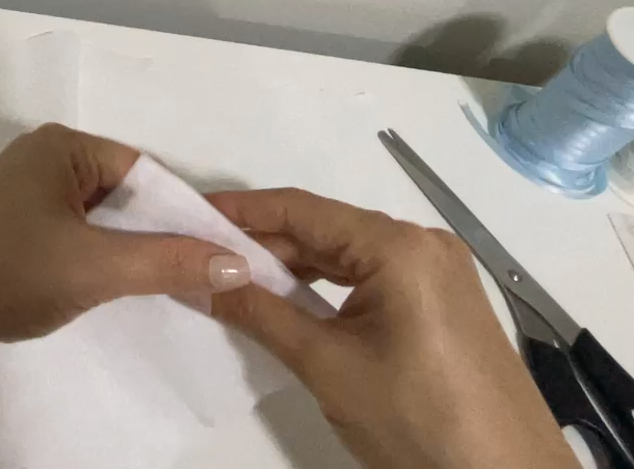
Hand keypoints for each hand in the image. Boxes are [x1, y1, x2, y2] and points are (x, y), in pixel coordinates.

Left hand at [0, 124, 255, 345]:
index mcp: (62, 145)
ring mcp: (23, 187)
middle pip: (120, 189)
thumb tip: (237, 262)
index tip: (215, 253)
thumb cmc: (10, 270)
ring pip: (96, 212)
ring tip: (158, 283)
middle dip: (153, 229)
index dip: (179, 210)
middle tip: (195, 274)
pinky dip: (93, 250)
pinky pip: (70, 226)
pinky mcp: (11, 218)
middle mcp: (42, 155)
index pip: (142, 168)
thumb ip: (167, 262)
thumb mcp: (97, 267)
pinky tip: (106, 282)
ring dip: (124, 244)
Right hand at [205, 188, 572, 468]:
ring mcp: (436, 273)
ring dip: (291, 267)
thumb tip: (195, 278)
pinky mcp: (442, 303)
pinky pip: (368, 277)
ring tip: (236, 279)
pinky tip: (290, 303)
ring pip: (343, 254)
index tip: (191, 212)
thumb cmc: (420, 425)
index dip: (241, 210)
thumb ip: (256, 311)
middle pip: (322, 229)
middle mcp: (420, 244)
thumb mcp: (326, 365)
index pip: (300, 209)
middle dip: (262, 243)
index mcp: (397, 245)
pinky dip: (325, 287)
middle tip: (204, 254)